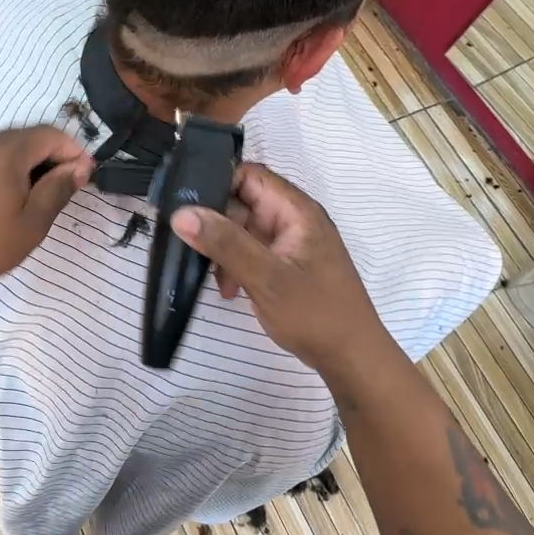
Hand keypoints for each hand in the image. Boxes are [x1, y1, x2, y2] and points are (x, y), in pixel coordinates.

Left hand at [0, 126, 92, 292]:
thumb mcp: (31, 225)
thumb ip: (57, 190)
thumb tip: (79, 167)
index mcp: (6, 153)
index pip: (51, 134)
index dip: (74, 151)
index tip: (85, 176)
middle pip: (25, 136)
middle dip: (50, 154)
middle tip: (64, 185)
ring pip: (1, 147)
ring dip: (24, 162)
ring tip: (34, 193)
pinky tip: (0, 197)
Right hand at [170, 163, 392, 369]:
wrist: (352, 358)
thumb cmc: (315, 313)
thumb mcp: (265, 277)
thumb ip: (225, 243)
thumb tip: (181, 213)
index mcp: (296, 211)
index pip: (250, 175)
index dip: (217, 184)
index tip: (187, 207)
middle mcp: (293, 220)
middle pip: (242, 203)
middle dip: (216, 226)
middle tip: (194, 251)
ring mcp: (290, 243)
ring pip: (242, 230)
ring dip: (224, 251)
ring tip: (218, 280)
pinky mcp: (285, 265)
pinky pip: (251, 252)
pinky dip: (235, 266)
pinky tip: (230, 290)